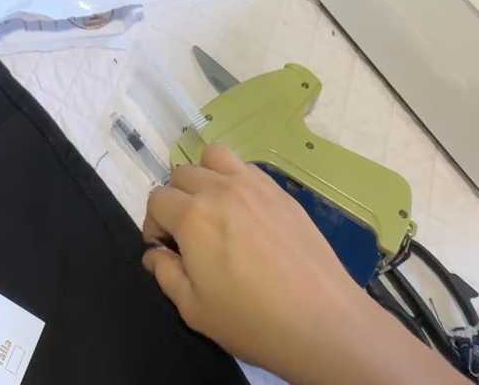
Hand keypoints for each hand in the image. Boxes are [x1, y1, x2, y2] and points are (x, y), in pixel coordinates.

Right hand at [142, 143, 460, 384]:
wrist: (324, 323)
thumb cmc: (253, 321)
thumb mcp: (195, 310)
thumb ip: (165, 274)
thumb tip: (155, 254)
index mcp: (192, 216)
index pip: (157, 199)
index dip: (154, 224)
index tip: (166, 249)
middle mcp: (218, 189)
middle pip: (181, 174)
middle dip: (176, 200)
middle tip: (189, 233)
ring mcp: (252, 185)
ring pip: (213, 156)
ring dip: (205, 176)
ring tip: (215, 207)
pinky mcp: (280, 190)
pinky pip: (246, 167)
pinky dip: (236, 180)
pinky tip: (247, 212)